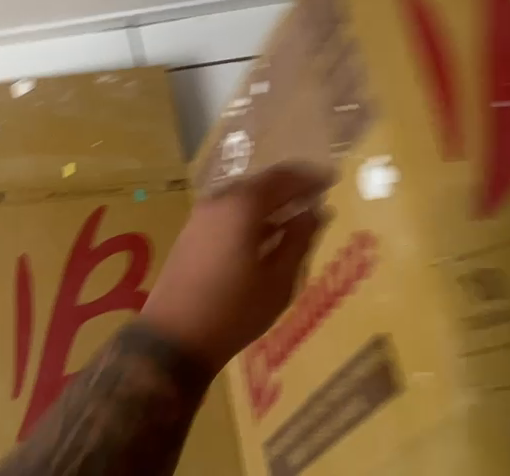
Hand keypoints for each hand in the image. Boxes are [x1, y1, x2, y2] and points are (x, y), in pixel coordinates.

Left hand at [138, 166, 329, 369]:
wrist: (177, 332)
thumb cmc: (236, 309)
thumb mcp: (279, 279)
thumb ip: (298, 239)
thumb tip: (315, 211)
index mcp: (242, 205)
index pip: (281, 178)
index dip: (308, 177)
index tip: (332, 179)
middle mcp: (219, 200)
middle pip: (260, 184)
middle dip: (289, 188)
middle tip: (318, 196)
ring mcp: (201, 214)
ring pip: (243, 197)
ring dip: (271, 202)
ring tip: (298, 214)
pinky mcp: (193, 231)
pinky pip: (229, 211)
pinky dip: (252, 214)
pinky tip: (268, 232)